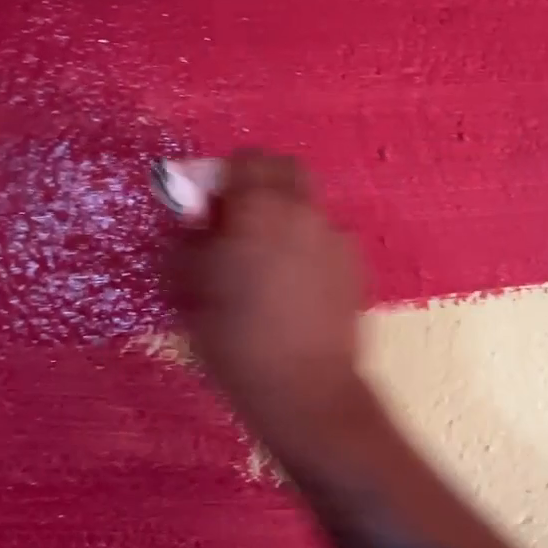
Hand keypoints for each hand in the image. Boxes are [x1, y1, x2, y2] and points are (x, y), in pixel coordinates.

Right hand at [169, 150, 365, 419]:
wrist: (306, 388)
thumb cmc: (234, 341)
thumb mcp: (187, 288)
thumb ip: (188, 239)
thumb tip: (192, 218)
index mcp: (260, 209)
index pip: (247, 159)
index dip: (225, 176)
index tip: (209, 205)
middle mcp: (307, 213)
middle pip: (287, 172)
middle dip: (262, 186)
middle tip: (239, 223)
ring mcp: (339, 239)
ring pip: (310, 209)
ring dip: (288, 220)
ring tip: (268, 264)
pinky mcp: (359, 267)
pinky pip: (329, 242)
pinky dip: (311, 249)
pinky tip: (297, 288)